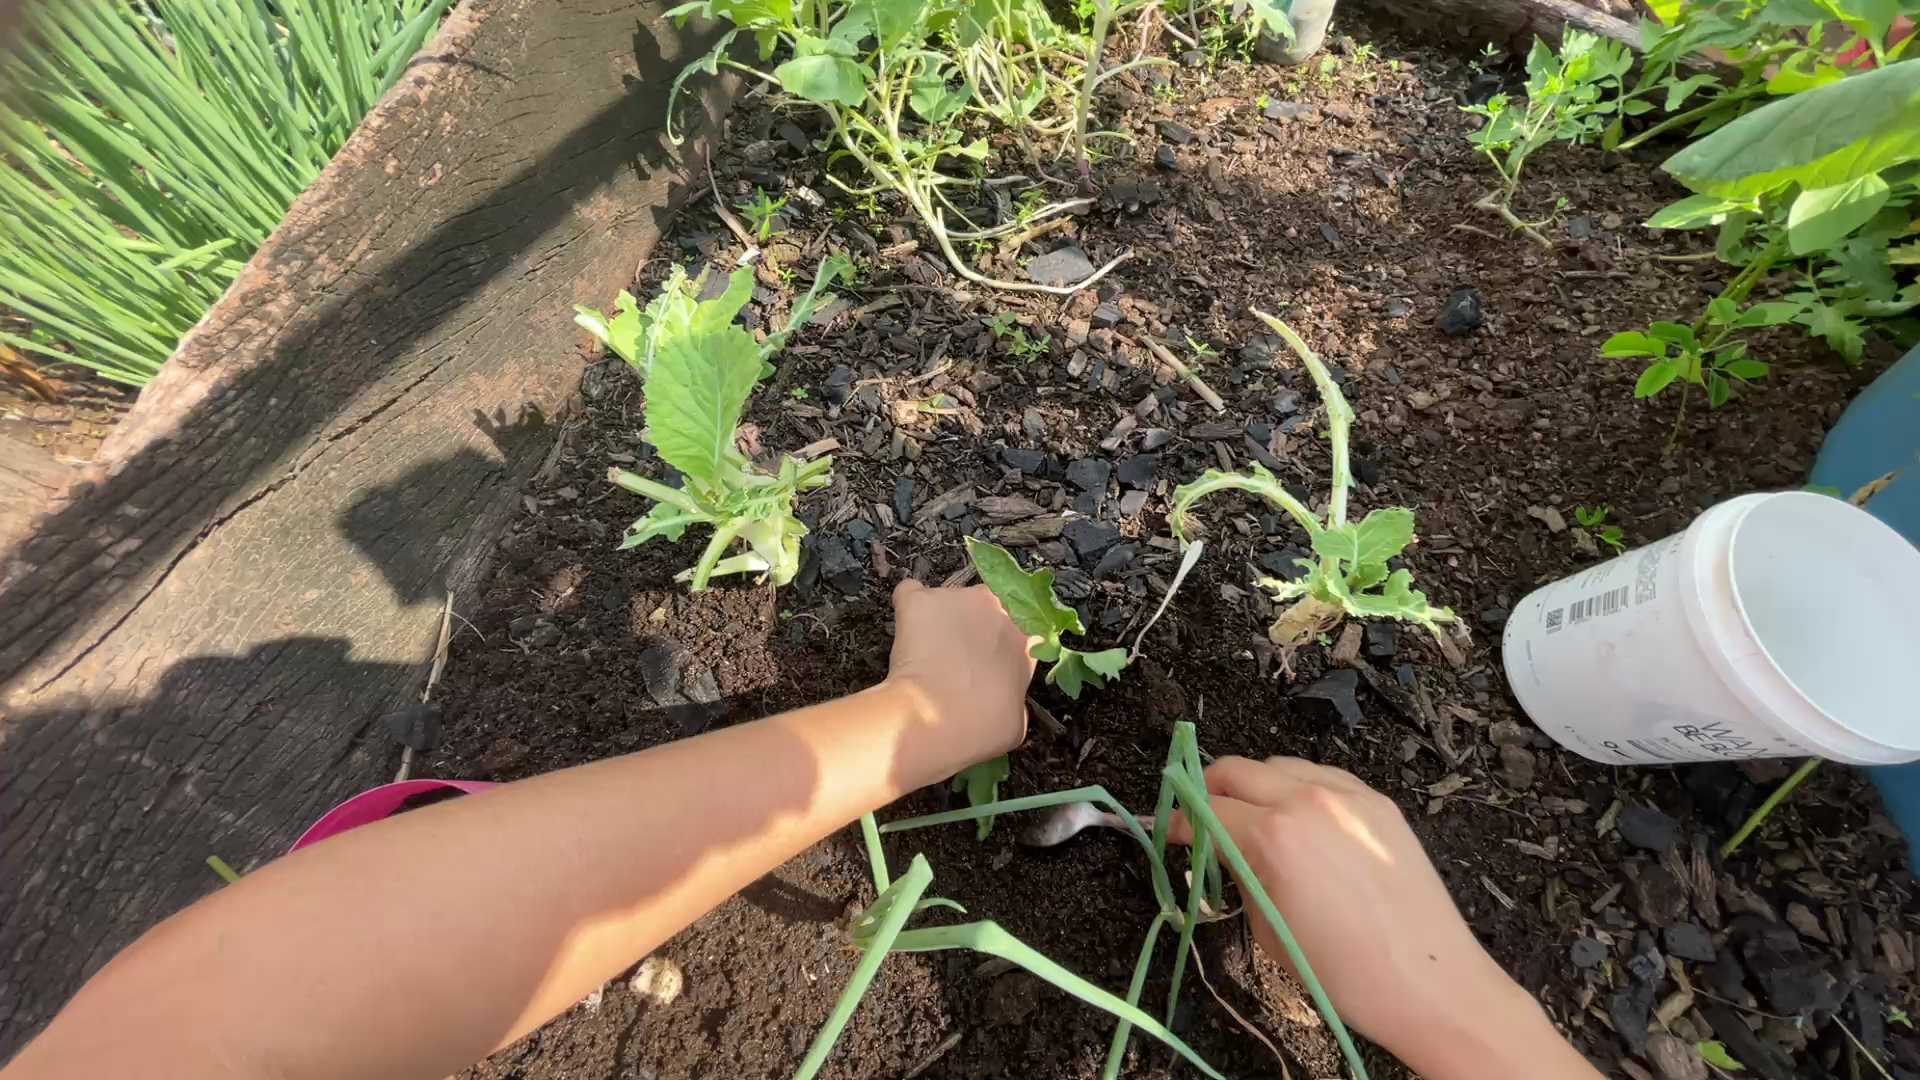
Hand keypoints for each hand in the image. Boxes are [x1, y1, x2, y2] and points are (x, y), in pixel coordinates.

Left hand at [884, 580, 1035, 765]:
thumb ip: (1013, 696)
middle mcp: (995, 606)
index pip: (1020, 628)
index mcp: (1024, 636)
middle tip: (959, 659)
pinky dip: (908, 610)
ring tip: (926, 652)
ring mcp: (956, 597)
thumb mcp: (1017, 721)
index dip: (1003, 645)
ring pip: (949, 601)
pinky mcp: (919, 600)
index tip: (992, 664)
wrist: (935, 718)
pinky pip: (911, 594)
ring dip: (941, 621)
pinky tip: (906, 630)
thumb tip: (1001, 696)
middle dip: (973, 627)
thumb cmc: (981, 726)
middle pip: (986, 607)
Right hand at [1173, 756, 1600, 1079]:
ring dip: (1254, 784)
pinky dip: (1297, 787)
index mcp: (1272, 835)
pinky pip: (1319, 775)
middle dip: (1208, 790)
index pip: (1204, 811)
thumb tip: (1217, 851)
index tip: (1168, 831)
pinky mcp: (1376, 800)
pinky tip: (1303, 819)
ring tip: (1255, 816)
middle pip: (1233, 769)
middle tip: (1203, 818)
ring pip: (1275, 764)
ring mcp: (1345, 794)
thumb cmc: (1343, 973)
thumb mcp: (1266, 927)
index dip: (1178, 822)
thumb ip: (1235, 873)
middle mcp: (1305, 800)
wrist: (1436, 990)